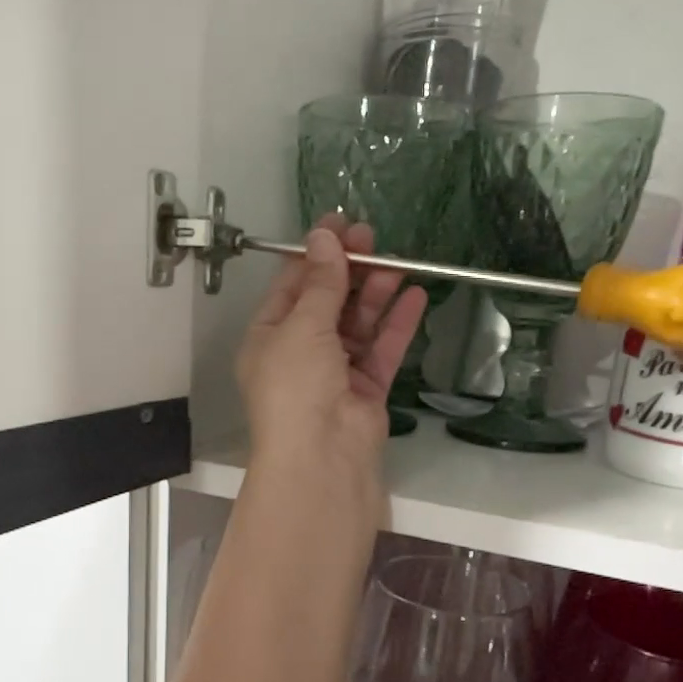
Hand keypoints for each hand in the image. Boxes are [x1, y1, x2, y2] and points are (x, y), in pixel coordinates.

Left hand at [237, 217, 425, 478]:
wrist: (321, 457)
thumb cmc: (295, 387)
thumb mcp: (301, 326)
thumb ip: (321, 283)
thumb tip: (325, 238)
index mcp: (268, 338)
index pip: (291, 287)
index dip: (315, 255)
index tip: (339, 224)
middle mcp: (299, 354)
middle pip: (327, 302)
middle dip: (349, 270)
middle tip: (372, 239)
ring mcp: (334, 373)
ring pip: (357, 324)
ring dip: (375, 293)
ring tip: (396, 263)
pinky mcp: (366, 390)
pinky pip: (382, 349)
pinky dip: (397, 324)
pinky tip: (414, 295)